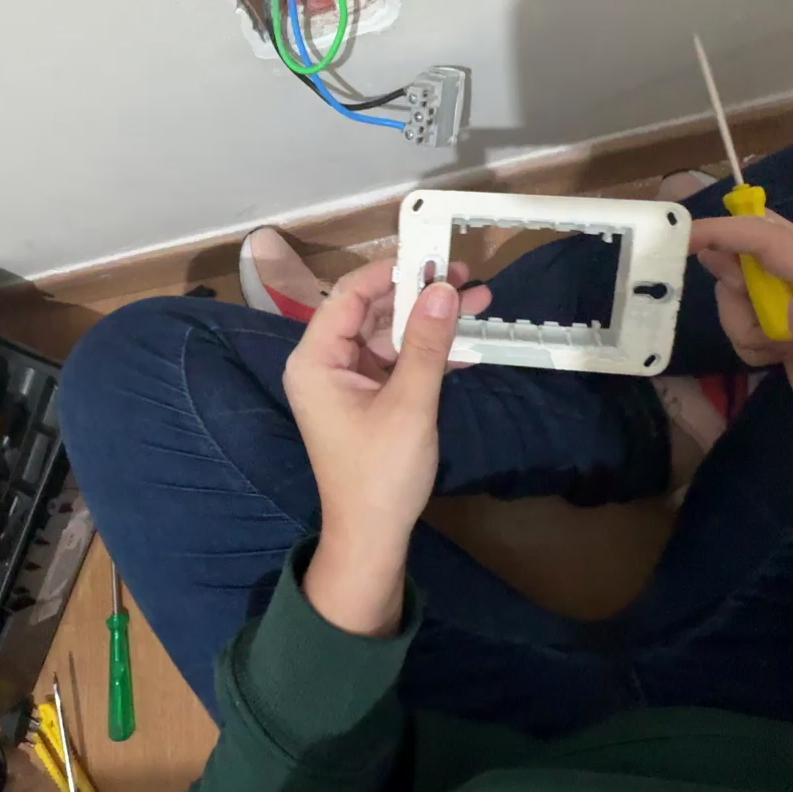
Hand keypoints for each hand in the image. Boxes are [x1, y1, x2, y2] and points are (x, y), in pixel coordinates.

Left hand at [282, 258, 490, 633]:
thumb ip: (427, 343)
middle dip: (417, 294)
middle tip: (462, 273)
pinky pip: (395, 360)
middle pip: (370, 311)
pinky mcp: (367, 396)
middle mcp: (325, 362)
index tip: (430, 254)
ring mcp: (346, 380)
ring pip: (388, 334)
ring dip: (429, 321)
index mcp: (315, 359)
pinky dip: (426, 351)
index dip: (389, 272)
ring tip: (477, 298)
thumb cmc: (381, 472)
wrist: (372, 537)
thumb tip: (445, 288)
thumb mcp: (410, 403)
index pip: (348, 296)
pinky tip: (465, 338)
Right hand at [691, 215, 792, 567]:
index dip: (727, 232)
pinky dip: (744, 336)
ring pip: (741, 283)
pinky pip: (742, 311)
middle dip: (732, 277)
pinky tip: (772, 361)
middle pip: (754, 249)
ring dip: (739, 318)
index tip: (682, 239)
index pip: (774, 241)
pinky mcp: (788, 322)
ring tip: (772, 355)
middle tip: (750, 322)